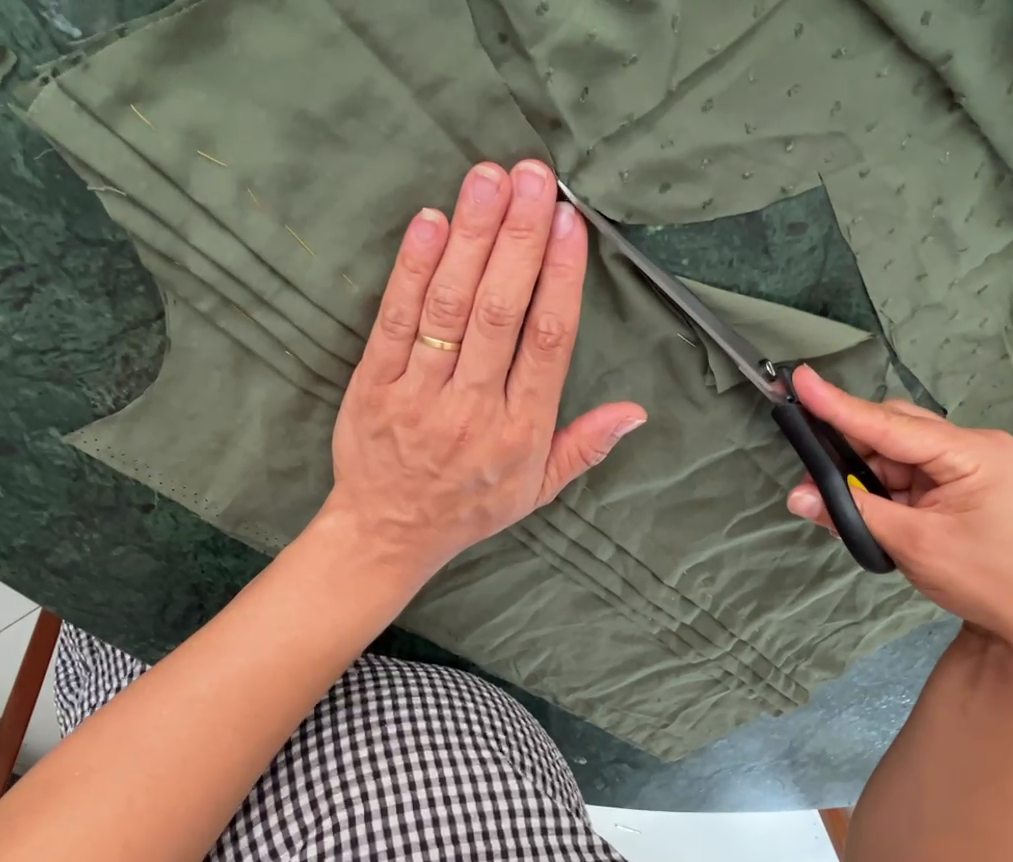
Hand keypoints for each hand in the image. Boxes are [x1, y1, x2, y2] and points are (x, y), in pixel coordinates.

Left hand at [316, 160, 646, 581]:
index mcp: (520, 432)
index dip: (560, 279)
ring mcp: (420, 395)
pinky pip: (395, 322)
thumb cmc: (469, 507)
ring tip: (488, 179)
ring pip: (449, 308)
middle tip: (533, 176)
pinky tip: (430, 222)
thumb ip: (584, 448)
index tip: (570, 223)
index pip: (547, 344)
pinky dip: (412, 270)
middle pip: (500, 312)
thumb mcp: (537, 491)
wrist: (387, 533)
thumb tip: (636, 412)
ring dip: (469, 238)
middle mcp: (473, 409)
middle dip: (518, 239)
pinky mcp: (375, 385)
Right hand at [785, 366, 1012, 668]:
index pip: (890, 424)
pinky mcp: (960, 486)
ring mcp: (969, 466)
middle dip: (849, 452)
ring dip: (864, 478)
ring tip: (838, 507)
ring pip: (896, 456)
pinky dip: (881, 492)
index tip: (802, 379)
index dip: (839, 405)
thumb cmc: (986, 578)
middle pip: (893, 431)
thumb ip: (853, 513)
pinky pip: (908, 477)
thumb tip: (797, 496)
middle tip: (811, 480)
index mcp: (972, 452)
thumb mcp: (913, 544)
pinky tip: (866, 512)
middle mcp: (972, 447)